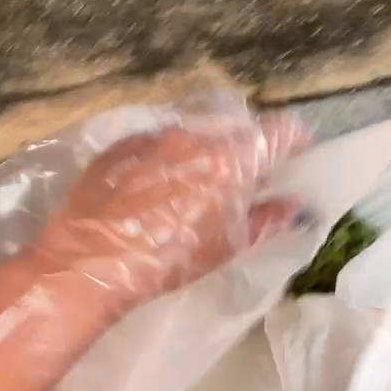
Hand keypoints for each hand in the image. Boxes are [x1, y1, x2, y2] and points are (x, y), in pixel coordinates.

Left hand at [31, 109, 308, 318]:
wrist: (90, 261)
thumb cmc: (172, 257)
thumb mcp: (228, 245)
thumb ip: (270, 219)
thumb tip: (300, 207)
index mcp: (232, 158)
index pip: (279, 130)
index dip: (294, 140)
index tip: (298, 154)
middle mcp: (197, 135)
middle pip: (236, 129)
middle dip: (248, 148)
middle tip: (247, 177)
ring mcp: (155, 135)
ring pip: (196, 133)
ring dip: (207, 150)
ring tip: (200, 181)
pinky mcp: (122, 144)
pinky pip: (157, 142)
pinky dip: (169, 156)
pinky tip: (158, 185)